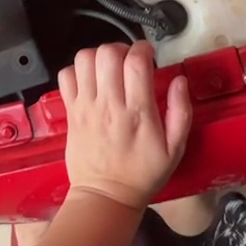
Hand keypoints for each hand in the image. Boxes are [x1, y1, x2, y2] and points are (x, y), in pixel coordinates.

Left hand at [59, 41, 192, 210]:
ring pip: (84, 60)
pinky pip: (65, 77)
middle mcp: (109, 104)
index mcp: (137, 112)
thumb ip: (181, 111)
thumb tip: (179, 80)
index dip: (143, 49)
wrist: (105, 197)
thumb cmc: (143, 173)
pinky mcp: (71, 112)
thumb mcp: (175, 149)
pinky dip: (76, 71)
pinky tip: (90, 81)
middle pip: (107, 54)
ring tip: (109, 68)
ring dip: (98, 56)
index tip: (149, 56)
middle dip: (121, 48)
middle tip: (128, 61)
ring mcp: (86, 107)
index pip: (136, 62)